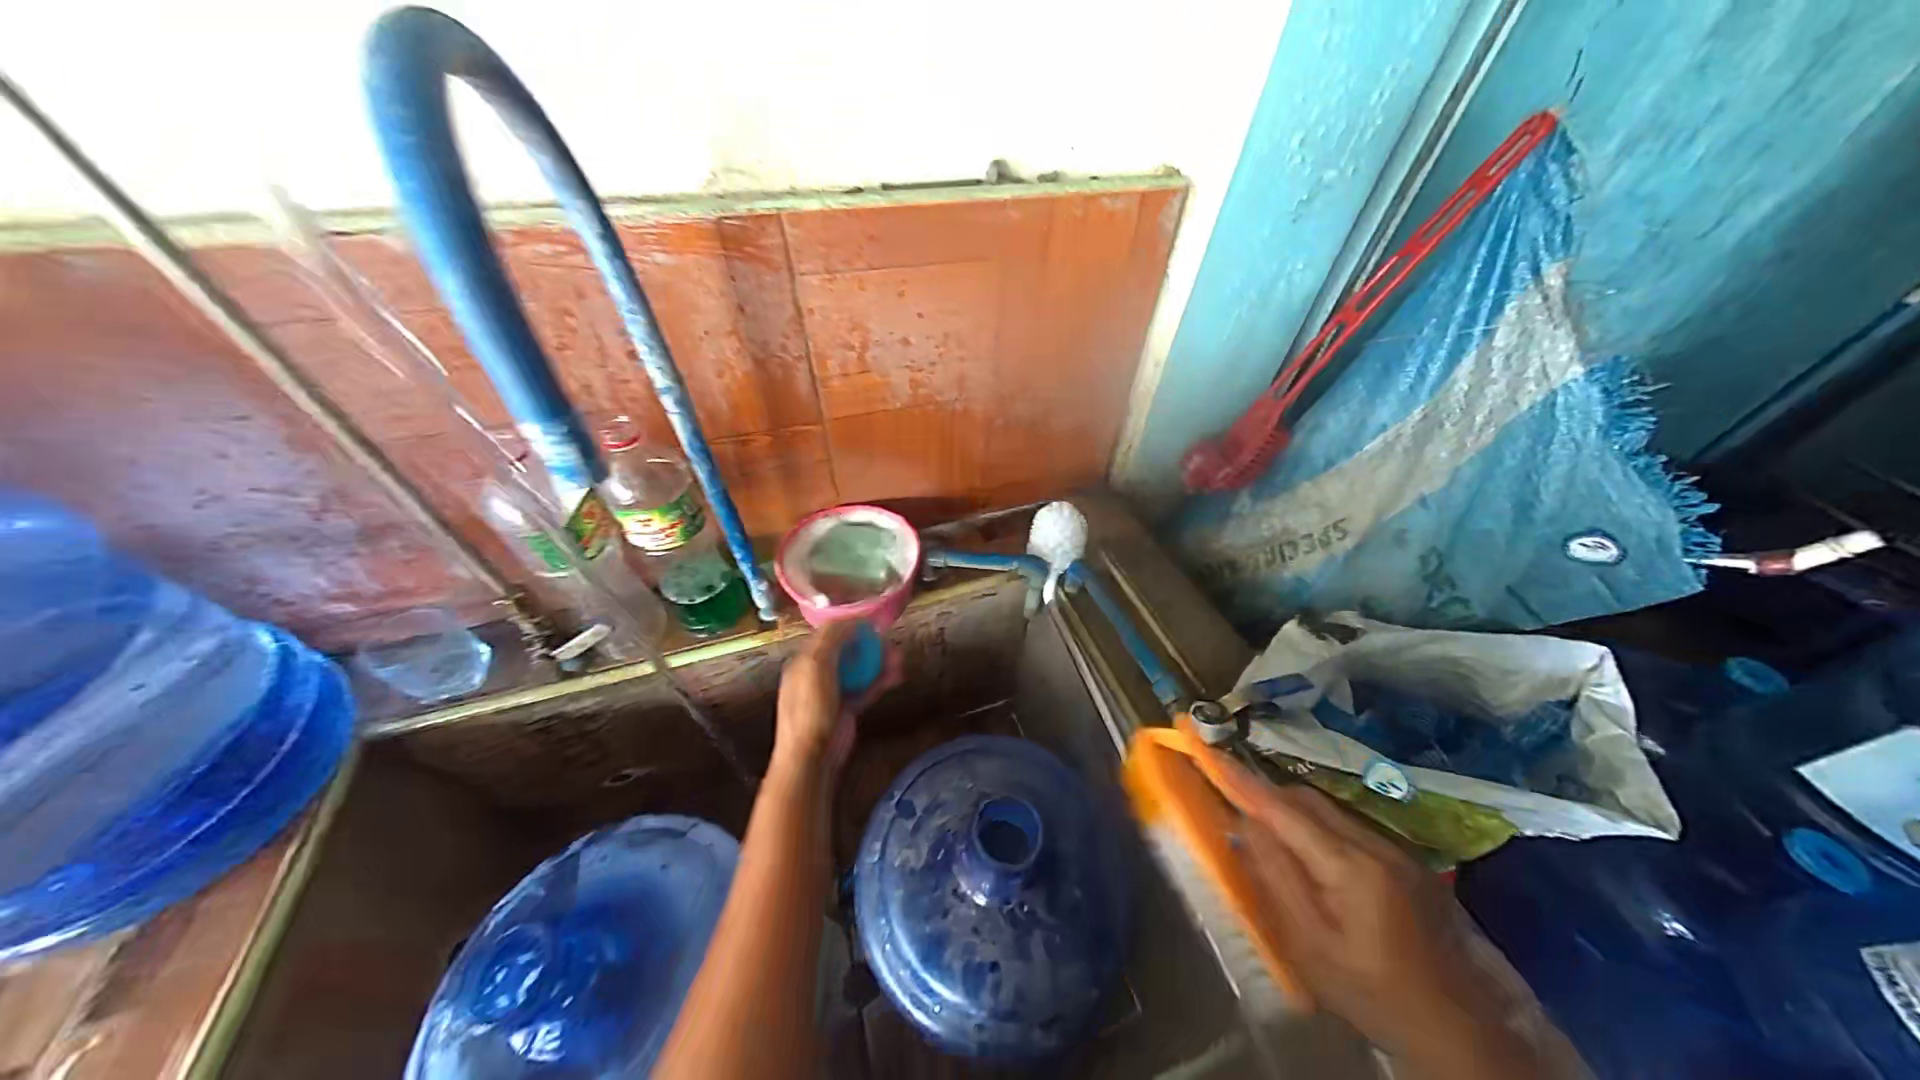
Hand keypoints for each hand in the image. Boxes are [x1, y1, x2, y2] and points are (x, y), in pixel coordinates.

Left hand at [774, 620, 899, 778]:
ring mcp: (833, 690)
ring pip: (859, 668)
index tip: (874, 621)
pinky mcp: (848, 706)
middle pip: (847, 650)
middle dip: (869, 643)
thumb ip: (832, 639)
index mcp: (804, 660)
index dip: (850, 625)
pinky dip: (880, 679)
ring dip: (879, 661)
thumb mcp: (816, 665)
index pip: (828, 633)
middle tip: (890, 641)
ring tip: (898, 658)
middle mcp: (817, 672)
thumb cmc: (810, 709)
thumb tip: (852, 619)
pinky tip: (896, 674)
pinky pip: (866, 687)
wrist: (812, 756)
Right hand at [1211, 761, 1552, 1078]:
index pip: (1281, 808)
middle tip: (1230, 806)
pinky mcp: (1408, 863)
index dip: (1239, 778)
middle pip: (1306, 800)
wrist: (1461, 1032)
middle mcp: (1376, 844)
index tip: (1204, 747)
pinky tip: (1310, 859)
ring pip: (1328, 810)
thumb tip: (1243, 824)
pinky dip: (1317, 828)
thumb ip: (1275, 878)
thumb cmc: (1373, 995)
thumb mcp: (1310, 945)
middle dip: (1264, 795)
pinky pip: (1349, 827)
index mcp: (1350, 866)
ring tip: (1266, 836)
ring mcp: (1398, 851)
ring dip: (1291, 813)